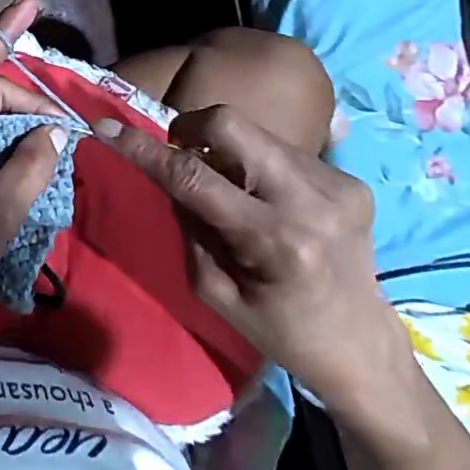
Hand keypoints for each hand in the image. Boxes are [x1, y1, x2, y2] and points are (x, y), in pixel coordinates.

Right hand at [94, 105, 415, 418]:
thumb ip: (188, 226)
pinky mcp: (350, 177)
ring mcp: (337, 183)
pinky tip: (265, 198)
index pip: (193, 176)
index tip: (106, 127)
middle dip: (189, 128)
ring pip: (253, 131)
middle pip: (230, 123)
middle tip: (180, 155)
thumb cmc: (279, 330)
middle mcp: (310, 200)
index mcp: (274, 241)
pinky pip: (280, 148)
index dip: (144, 149)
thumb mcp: (214, 291)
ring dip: (224, 150)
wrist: (363, 346)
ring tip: (229, 189)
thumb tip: (171, 174)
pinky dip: (255, 163)